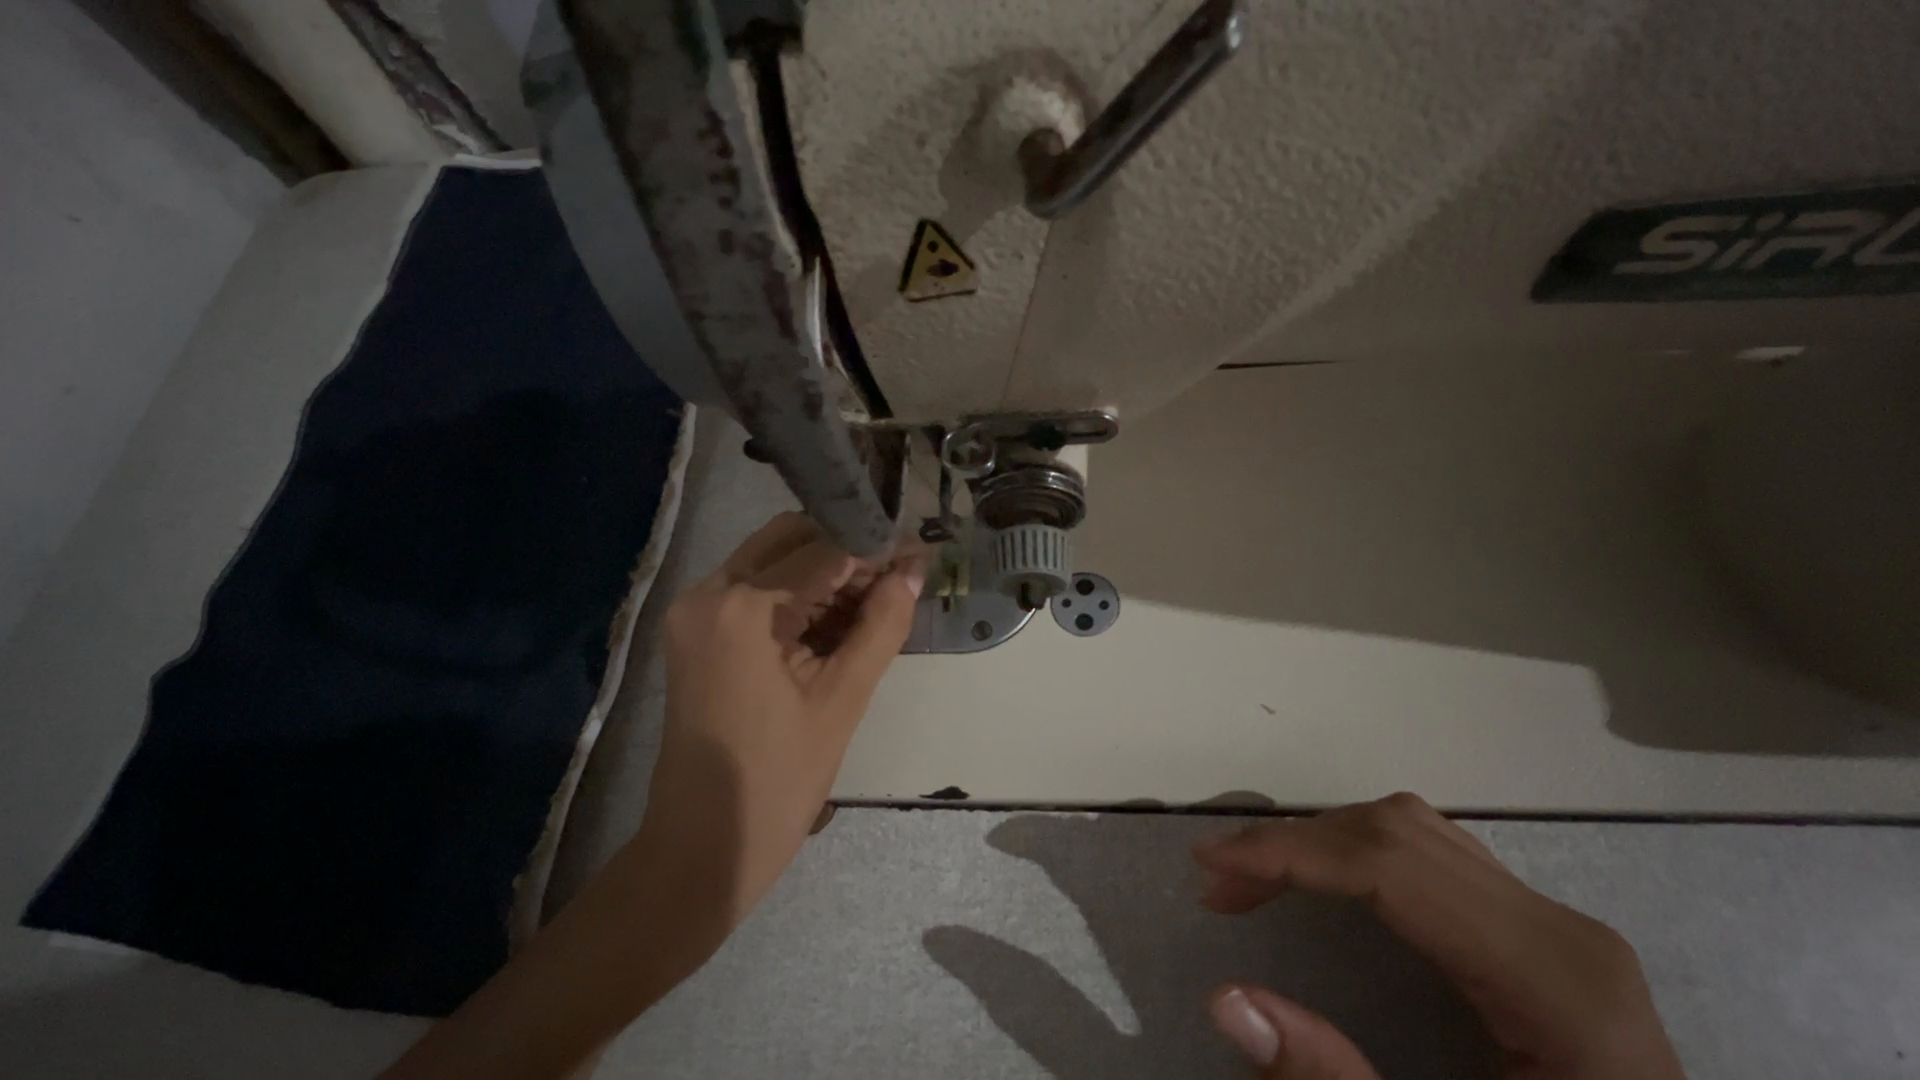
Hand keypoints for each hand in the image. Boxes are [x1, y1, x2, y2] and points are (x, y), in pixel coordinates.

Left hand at [379, 514, 923, 1079]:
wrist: (703, 846)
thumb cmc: (777, 779)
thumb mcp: (842, 700)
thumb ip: (881, 627)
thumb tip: (914, 572)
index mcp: (738, 605)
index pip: (820, 550)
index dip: (874, 549)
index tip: (920, 554)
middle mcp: (707, 592)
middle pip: (788, 543)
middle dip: (846, 553)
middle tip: (899, 578)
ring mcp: (695, 614)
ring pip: (771, 565)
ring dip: (824, 575)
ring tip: (881, 601)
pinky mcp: (697, 636)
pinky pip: (754, 595)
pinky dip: (798, 599)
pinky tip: (842, 621)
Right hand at [1195, 794, 1685, 1079]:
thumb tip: (1225, 999)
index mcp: (1551, 978)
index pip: (1392, 867)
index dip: (1289, 853)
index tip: (1208, 865)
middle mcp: (1562, 928)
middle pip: (1400, 834)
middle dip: (1294, 844)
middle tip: (1219, 885)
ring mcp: (1561, 927)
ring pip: (1419, 832)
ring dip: (1325, 842)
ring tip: (1257, 881)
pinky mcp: (1550, 937)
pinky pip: (1440, 859)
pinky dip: (1365, 855)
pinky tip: (1330, 886)